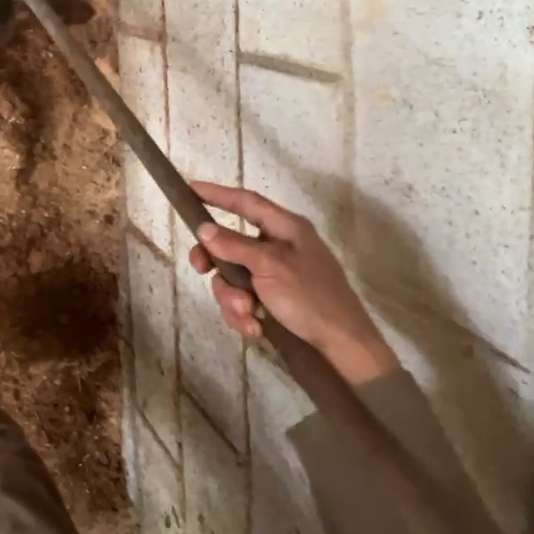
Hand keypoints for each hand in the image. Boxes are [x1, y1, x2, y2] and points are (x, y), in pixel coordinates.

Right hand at [188, 182, 398, 384]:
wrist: (343, 345)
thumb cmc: (311, 297)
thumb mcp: (270, 267)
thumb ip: (235, 245)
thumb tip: (203, 228)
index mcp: (285, 229)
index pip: (246, 202)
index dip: (218, 194)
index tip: (191, 188)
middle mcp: (278, 247)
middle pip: (230, 243)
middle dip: (215, 261)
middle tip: (201, 269)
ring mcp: (274, 274)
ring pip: (232, 276)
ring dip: (232, 298)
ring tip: (248, 314)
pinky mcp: (272, 299)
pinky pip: (242, 298)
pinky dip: (243, 314)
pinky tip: (255, 328)